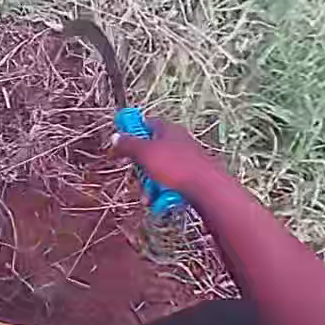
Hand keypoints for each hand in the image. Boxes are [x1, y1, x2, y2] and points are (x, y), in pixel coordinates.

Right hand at [110, 118, 231, 197]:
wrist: (208, 190)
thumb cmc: (175, 167)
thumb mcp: (145, 153)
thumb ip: (128, 144)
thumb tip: (115, 137)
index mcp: (168, 130)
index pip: (146, 123)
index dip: (132, 131)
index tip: (121, 144)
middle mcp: (178, 142)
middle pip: (150, 150)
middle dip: (140, 167)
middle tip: (137, 176)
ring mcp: (186, 160)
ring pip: (159, 170)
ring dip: (150, 184)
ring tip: (148, 197)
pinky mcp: (192, 177)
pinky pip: (170, 182)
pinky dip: (162, 191)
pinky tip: (160, 201)